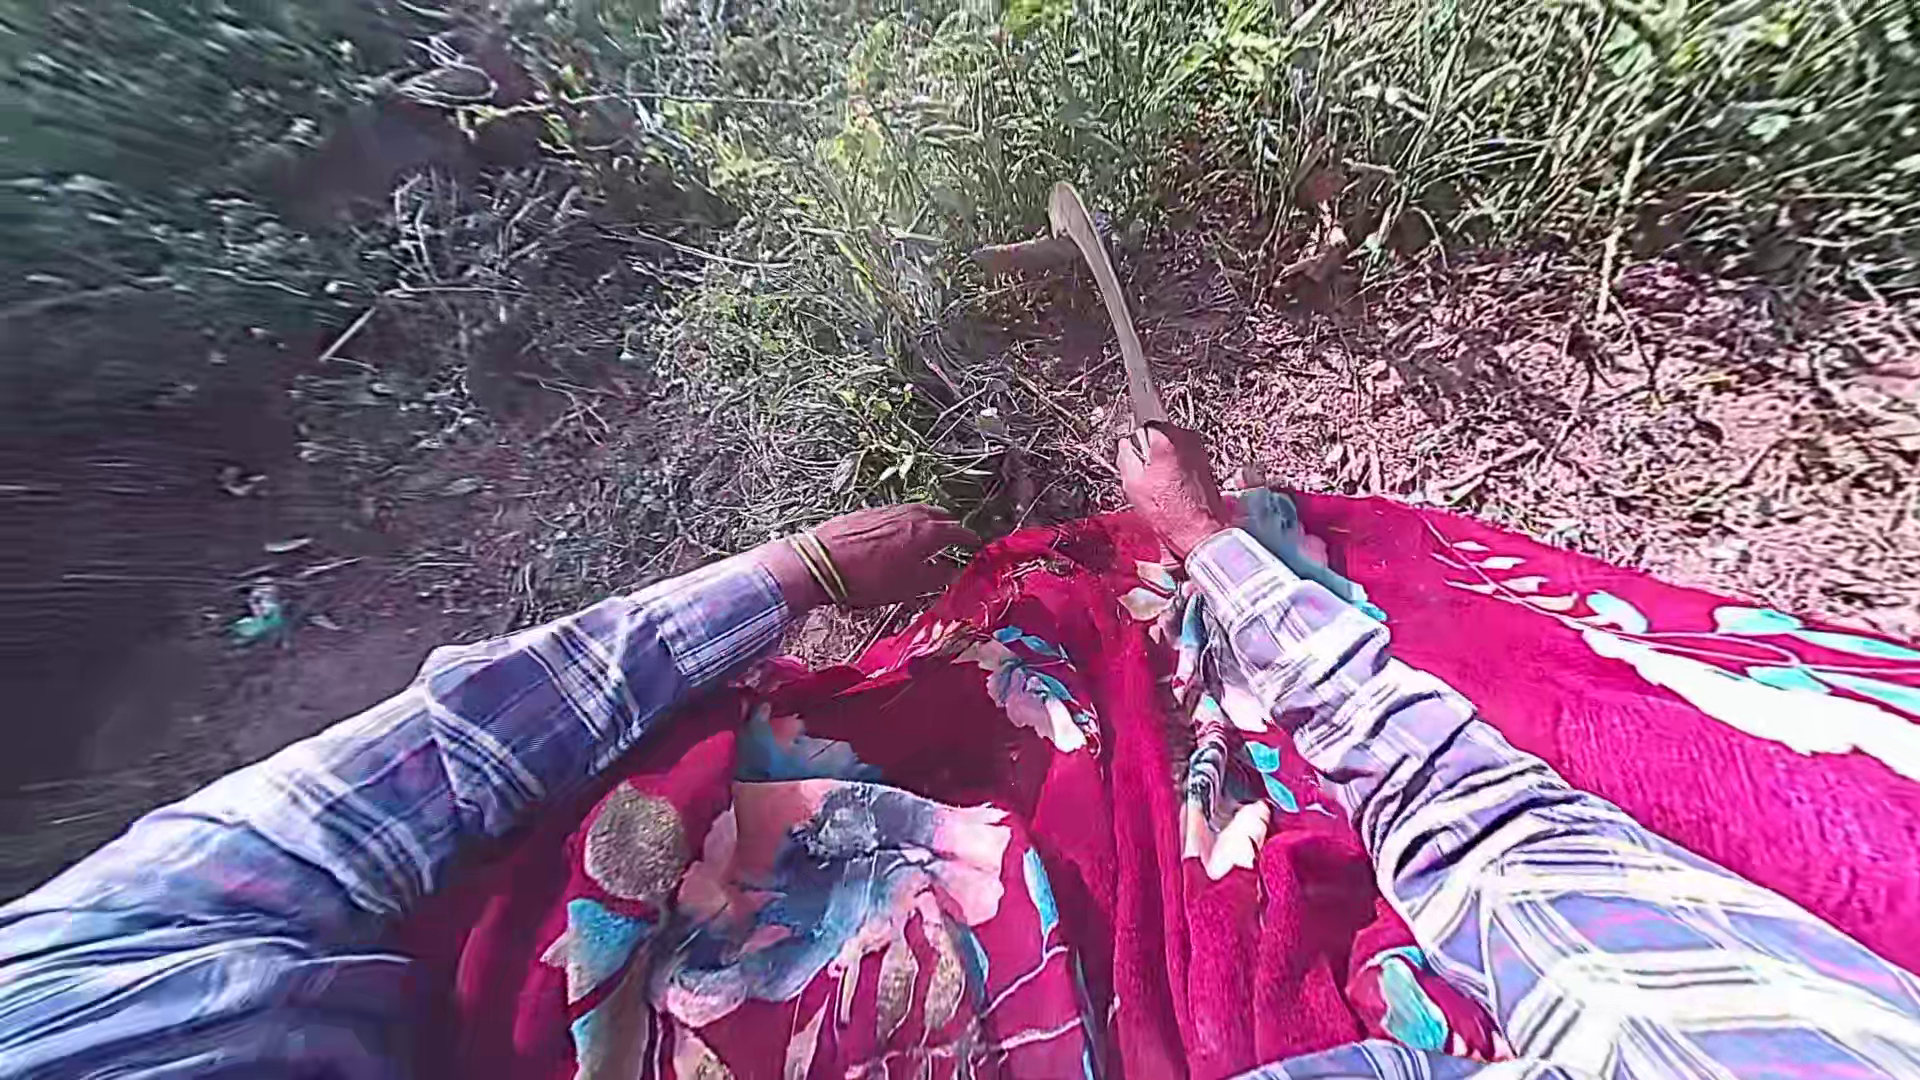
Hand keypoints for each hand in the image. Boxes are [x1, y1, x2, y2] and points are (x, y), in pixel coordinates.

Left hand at [760, 504, 979, 611]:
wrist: (820, 563)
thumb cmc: (868, 580)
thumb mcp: (908, 587)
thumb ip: (935, 577)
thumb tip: (952, 571)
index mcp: (928, 532)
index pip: (959, 532)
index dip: (970, 540)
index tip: (977, 546)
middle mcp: (912, 514)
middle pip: (941, 516)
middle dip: (951, 527)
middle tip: (955, 540)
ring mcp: (890, 510)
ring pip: (919, 511)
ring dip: (930, 521)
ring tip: (930, 535)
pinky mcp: (869, 511)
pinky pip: (899, 513)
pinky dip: (908, 521)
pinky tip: (901, 533)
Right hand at [1117, 422, 1230, 556]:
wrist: (1199, 530)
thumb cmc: (1169, 512)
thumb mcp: (1133, 485)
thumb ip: (1126, 457)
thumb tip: (1126, 446)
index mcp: (1167, 440)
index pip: (1145, 423)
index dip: (1136, 439)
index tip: (1132, 448)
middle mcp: (1186, 439)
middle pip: (1160, 433)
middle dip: (1150, 448)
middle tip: (1145, 472)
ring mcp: (1198, 449)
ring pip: (1171, 444)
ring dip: (1163, 458)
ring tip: (1159, 482)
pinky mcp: (1205, 461)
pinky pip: (1182, 455)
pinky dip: (1174, 466)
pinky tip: (1170, 486)